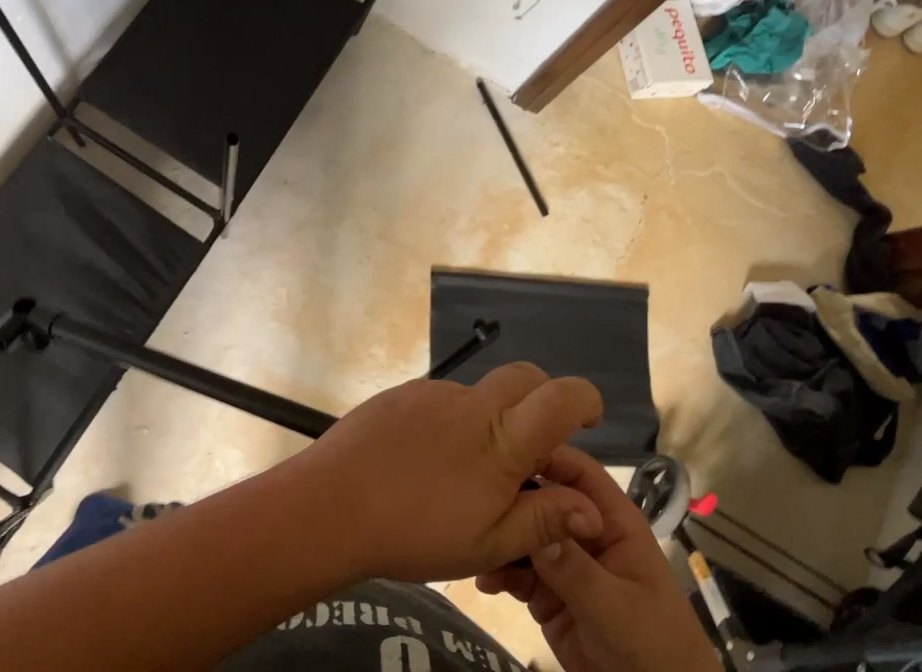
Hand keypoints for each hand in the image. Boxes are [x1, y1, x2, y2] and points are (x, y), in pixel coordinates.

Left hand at [281, 362, 606, 582]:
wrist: (330, 506)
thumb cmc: (414, 533)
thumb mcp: (487, 545)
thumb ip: (542, 521)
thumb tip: (591, 509)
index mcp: (501, 440)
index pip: (561, 396)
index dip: (585, 399)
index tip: (588, 419)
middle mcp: (471, 404)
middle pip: (524, 376)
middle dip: (542, 398)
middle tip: (534, 445)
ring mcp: (431, 394)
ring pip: (479, 392)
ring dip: (490, 417)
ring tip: (465, 471)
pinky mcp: (399, 395)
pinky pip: (440, 400)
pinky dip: (450, 422)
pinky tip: (425, 462)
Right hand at [475, 447, 719, 671]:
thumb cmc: (655, 649)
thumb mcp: (617, 609)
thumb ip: (574, 570)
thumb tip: (531, 525)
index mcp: (612, 521)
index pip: (576, 471)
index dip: (542, 455)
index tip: (498, 454)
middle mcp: (584, 534)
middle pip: (541, 500)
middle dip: (509, 501)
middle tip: (473, 508)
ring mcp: (565, 564)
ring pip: (524, 536)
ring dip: (499, 541)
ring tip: (475, 552)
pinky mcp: (548, 594)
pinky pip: (517, 573)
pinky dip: (499, 574)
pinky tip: (483, 581)